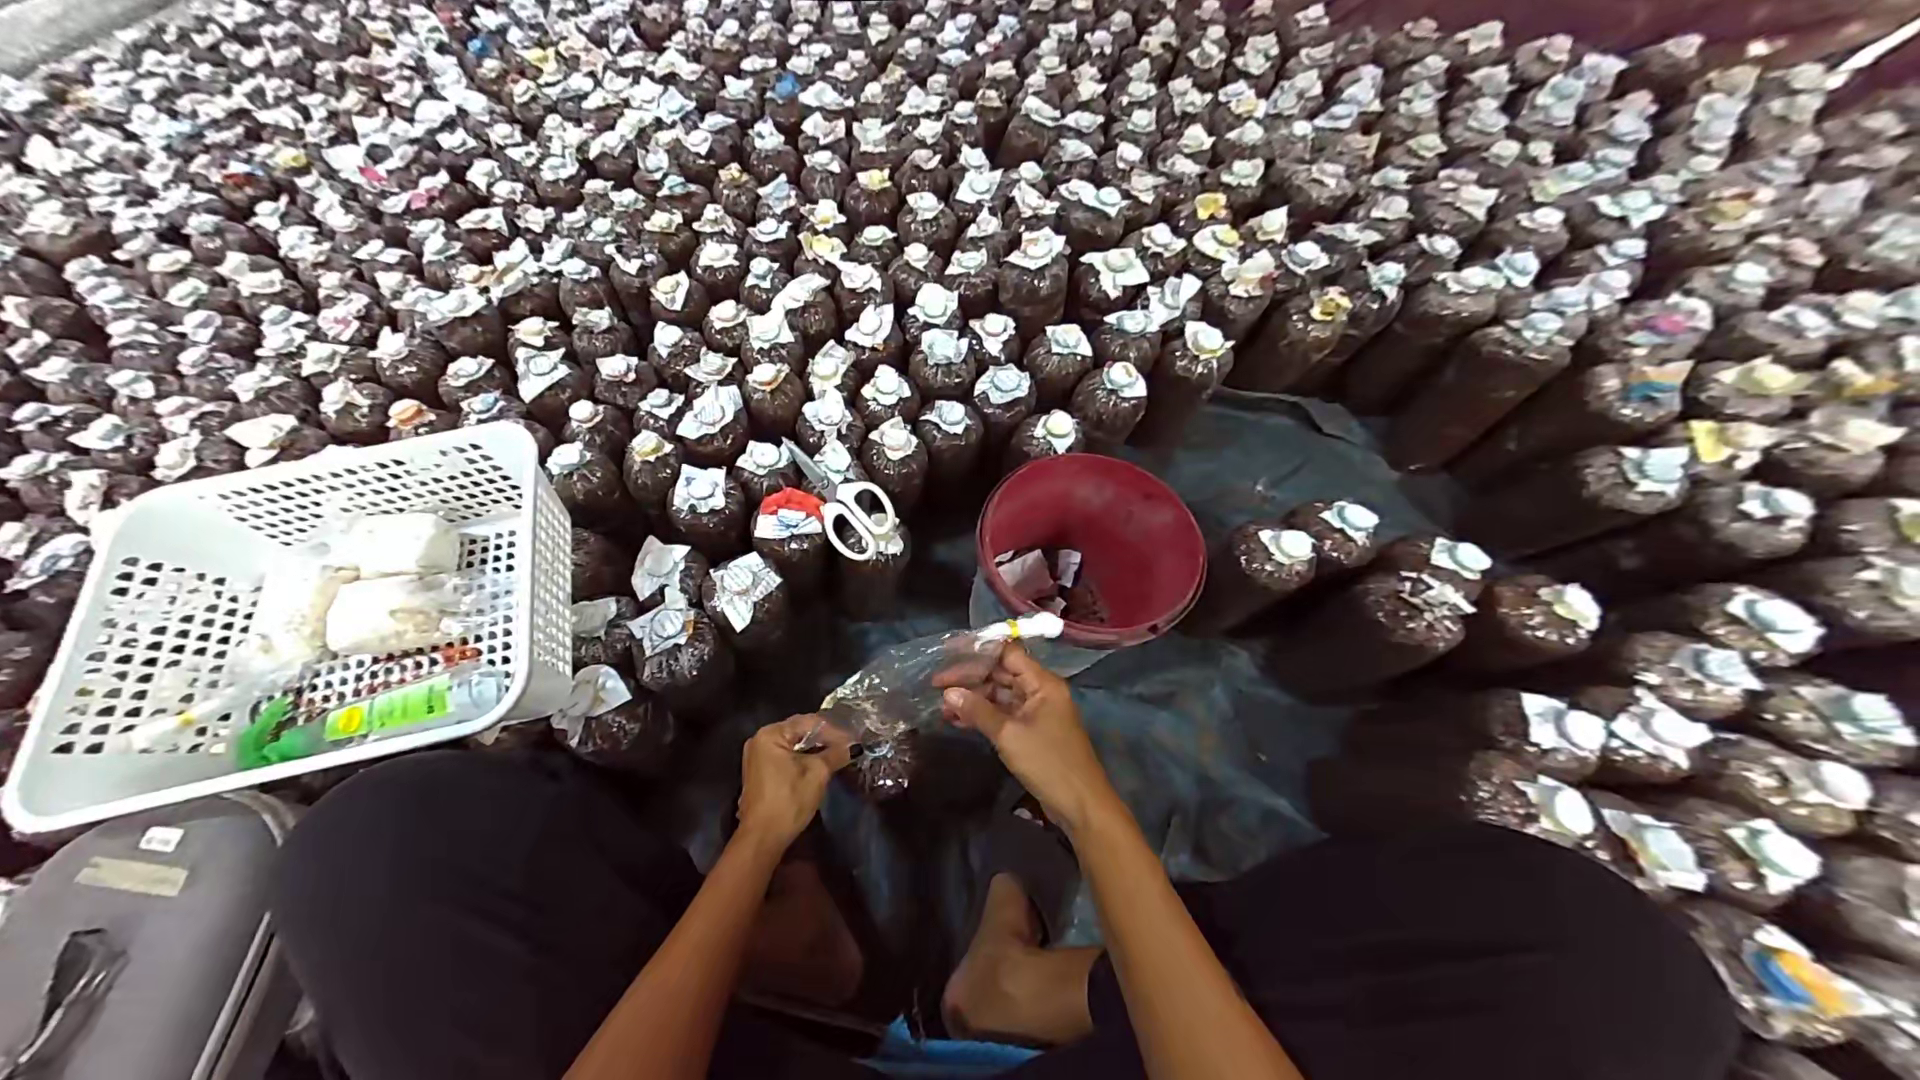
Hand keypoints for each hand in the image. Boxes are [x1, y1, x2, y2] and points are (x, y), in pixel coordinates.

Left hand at [737, 716, 851, 851]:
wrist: (762, 838)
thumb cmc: (789, 801)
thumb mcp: (817, 773)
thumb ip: (836, 754)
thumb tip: (854, 746)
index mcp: (770, 734)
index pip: (808, 722)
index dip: (834, 730)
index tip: (854, 740)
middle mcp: (760, 740)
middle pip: (799, 731)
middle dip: (825, 738)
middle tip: (848, 745)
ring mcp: (757, 756)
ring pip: (793, 744)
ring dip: (816, 748)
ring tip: (839, 753)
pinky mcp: (760, 772)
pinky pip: (786, 756)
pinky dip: (803, 758)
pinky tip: (821, 763)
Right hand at [939, 644, 1117, 833]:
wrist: (1081, 805)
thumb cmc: (1047, 763)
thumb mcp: (1009, 735)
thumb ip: (978, 711)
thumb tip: (947, 693)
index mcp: (1043, 683)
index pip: (1007, 654)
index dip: (978, 652)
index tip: (948, 655)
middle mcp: (1041, 691)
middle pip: (1002, 674)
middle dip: (970, 678)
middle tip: (937, 685)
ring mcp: (1037, 712)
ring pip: (1001, 696)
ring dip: (974, 699)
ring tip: (943, 706)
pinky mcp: (1032, 732)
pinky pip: (1004, 714)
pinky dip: (984, 716)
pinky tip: (958, 720)